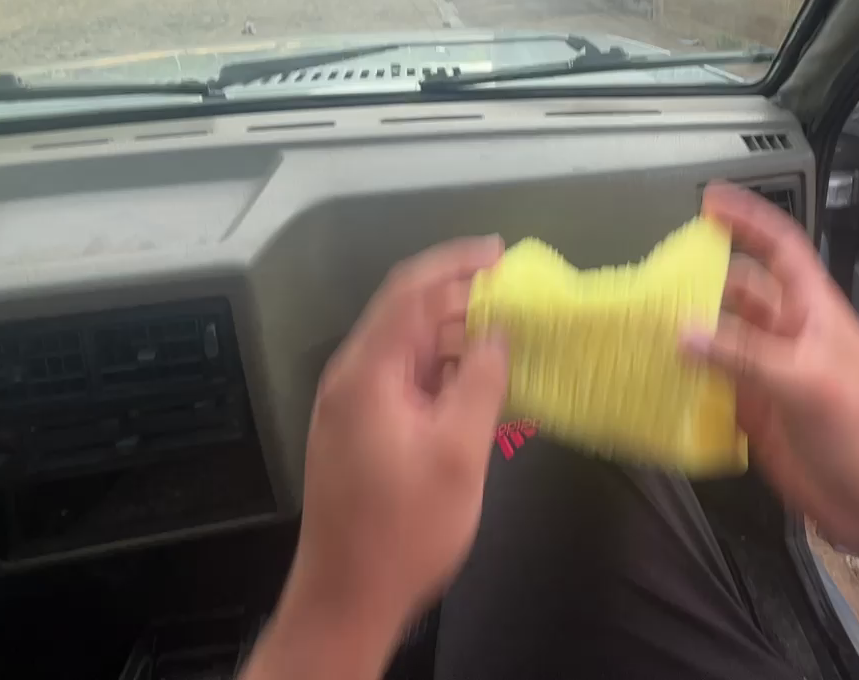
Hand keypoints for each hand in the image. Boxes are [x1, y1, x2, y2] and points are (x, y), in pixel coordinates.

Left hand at [246, 236, 508, 679]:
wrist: (345, 603)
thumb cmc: (403, 530)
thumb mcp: (458, 452)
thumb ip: (480, 380)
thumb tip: (499, 331)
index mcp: (367, 371)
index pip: (411, 291)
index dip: (456, 263)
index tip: (501, 254)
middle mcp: (354, 375)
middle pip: (408, 312)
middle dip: (461, 295)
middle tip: (513, 292)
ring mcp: (355, 401)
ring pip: (409, 344)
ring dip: (454, 332)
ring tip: (504, 329)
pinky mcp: (363, 425)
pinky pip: (406, 375)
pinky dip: (442, 365)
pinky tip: (476, 374)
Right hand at [683, 183, 858, 557]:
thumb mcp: (810, 383)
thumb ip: (744, 356)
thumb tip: (681, 331)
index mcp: (811, 310)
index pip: (779, 248)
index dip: (748, 220)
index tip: (708, 201)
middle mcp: (785, 333)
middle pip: (738, 290)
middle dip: (702, 279)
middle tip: (654, 279)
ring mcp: (768, 372)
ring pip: (720, 336)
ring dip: (690, 331)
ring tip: (643, 325)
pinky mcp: (754, 410)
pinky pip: (712, 382)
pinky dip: (687, 378)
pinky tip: (657, 377)